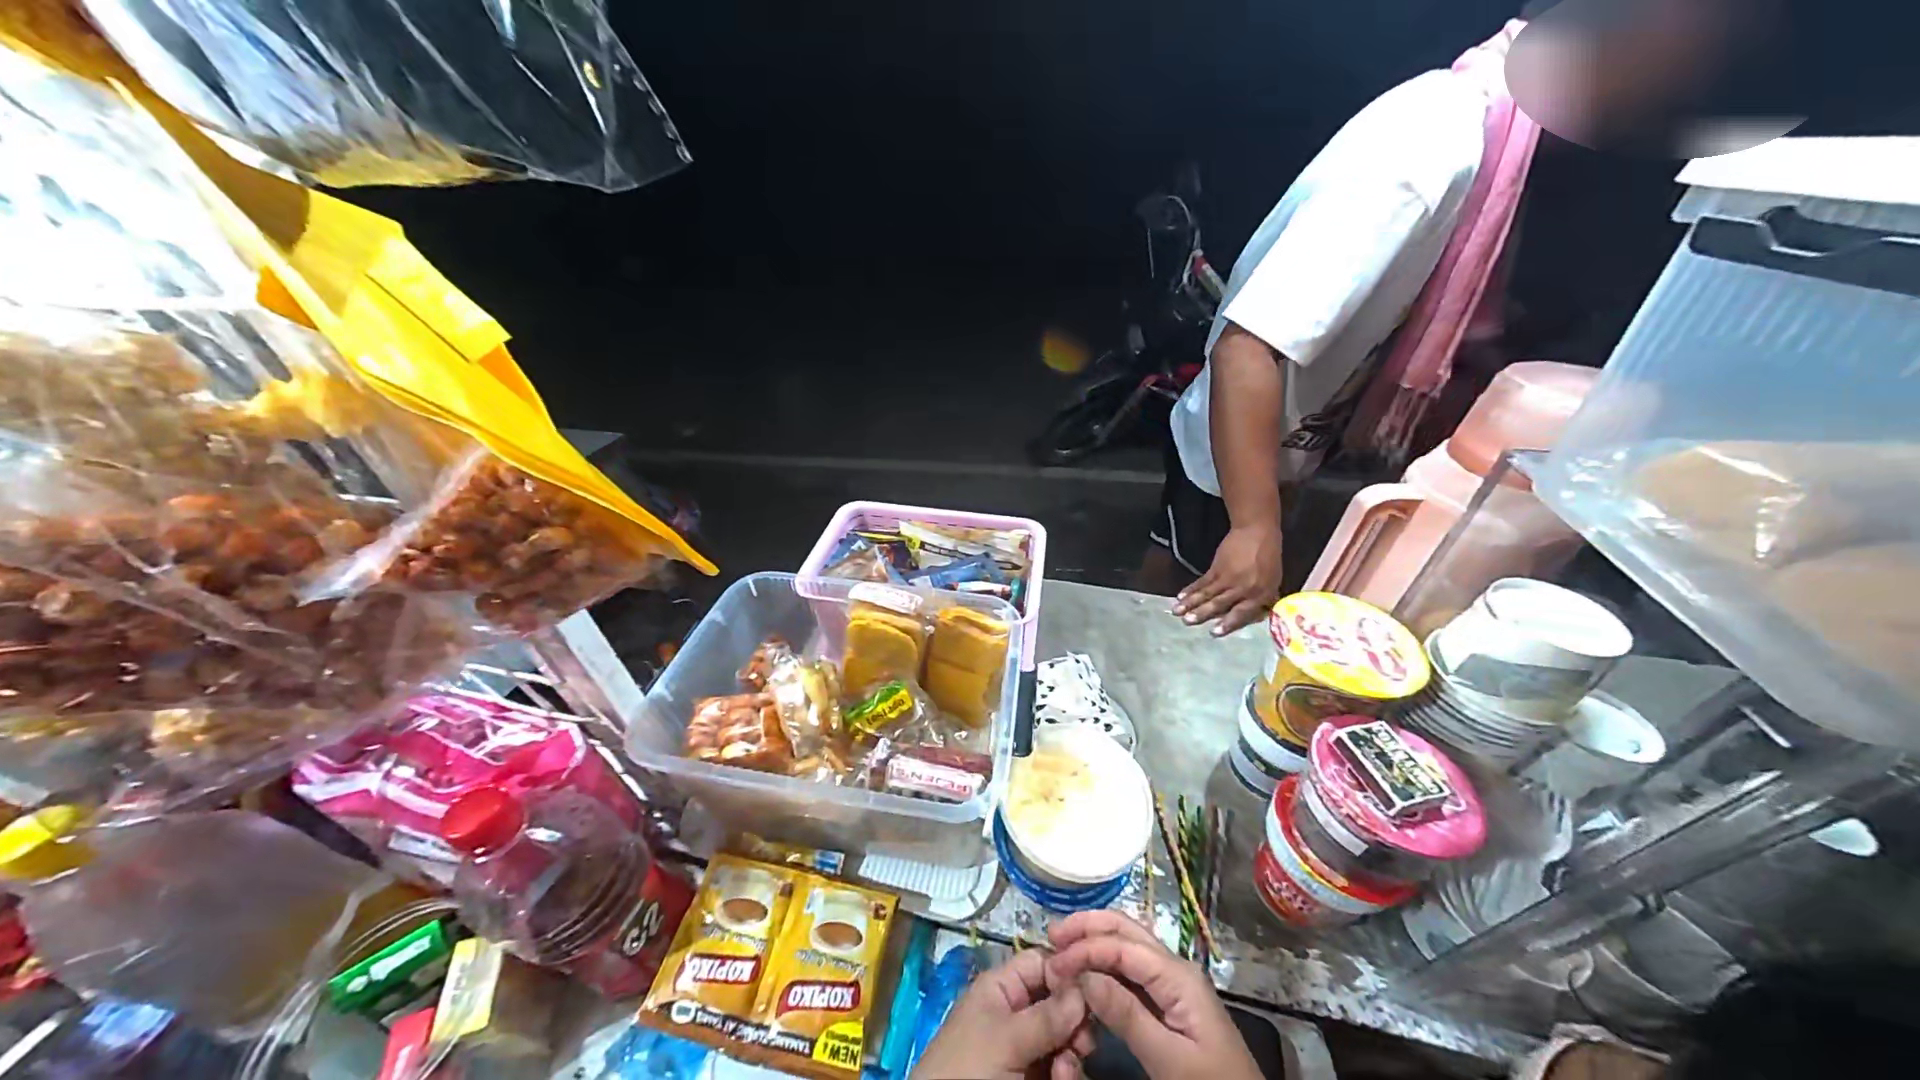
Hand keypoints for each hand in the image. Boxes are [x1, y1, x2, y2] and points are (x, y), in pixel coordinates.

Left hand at [912, 947, 1095, 1079]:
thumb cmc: (968, 1068)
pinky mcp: (1034, 1076)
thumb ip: (1046, 1014)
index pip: (1042, 962)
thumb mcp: (1005, 1038)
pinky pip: (1061, 1066)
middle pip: (1060, 1001)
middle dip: (1075, 1019)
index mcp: (1002, 987)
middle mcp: (1017, 1011)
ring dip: (1073, 1051)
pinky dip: (1067, 1072)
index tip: (1091, 988)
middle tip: (1082, 1040)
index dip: (1067, 970)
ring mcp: (1026, 1047)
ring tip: (1065, 1069)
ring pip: (1065, 1037)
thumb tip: (1084, 986)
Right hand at [1045, 911, 1260, 1079]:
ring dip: (1095, 940)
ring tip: (1063, 947)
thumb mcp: (1168, 1060)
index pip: (1122, 945)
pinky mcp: (1170, 1001)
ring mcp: (1173, 983)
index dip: (1085, 948)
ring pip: (1129, 944)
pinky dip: (1105, 963)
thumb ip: (1125, 1015)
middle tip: (1053, 935)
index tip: (1053, 964)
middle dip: (1088, 926)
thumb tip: (1082, 974)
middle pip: (1127, 929)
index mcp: (1178, 976)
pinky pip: (1133, 969)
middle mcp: (1175, 968)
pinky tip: (1087, 972)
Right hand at [1174, 523, 1282, 635]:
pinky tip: (1180, 595)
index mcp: (1260, 593)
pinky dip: (1191, 589)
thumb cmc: (1268, 557)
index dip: (1228, 623)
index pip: (1242, 612)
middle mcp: (1243, 588)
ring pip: (1207, 593)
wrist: (1256, 532)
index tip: (1213, 632)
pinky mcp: (1217, 568)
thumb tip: (1261, 614)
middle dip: (1202, 614)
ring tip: (1177, 612)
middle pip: (1219, 604)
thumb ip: (1265, 597)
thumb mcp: (1273, 580)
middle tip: (1188, 622)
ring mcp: (1228, 577)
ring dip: (1191, 603)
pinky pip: (1202, 581)